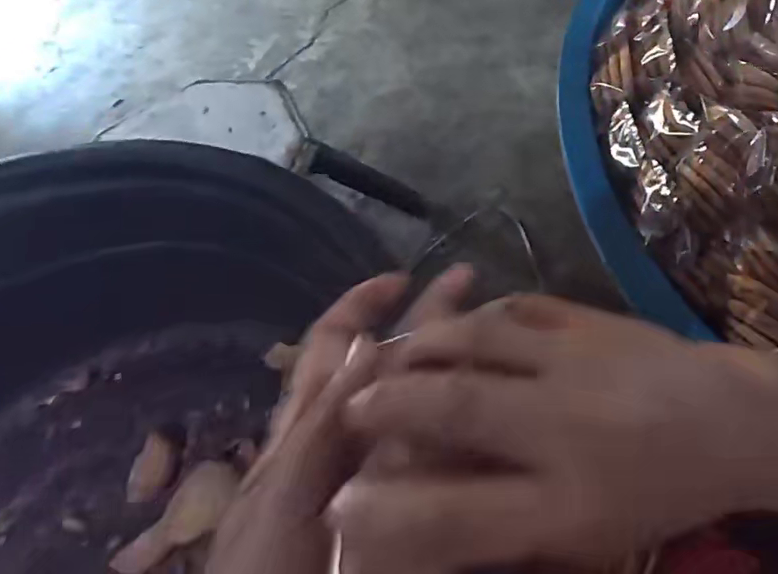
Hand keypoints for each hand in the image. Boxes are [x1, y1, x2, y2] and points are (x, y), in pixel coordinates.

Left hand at [206, 266, 473, 573]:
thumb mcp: (283, 497)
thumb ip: (324, 423)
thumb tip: (368, 340)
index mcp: (306, 428)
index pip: (333, 344)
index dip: (361, 303)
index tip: (403, 278)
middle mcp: (344, 439)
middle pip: (386, 358)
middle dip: (425, 314)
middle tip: (469, 280)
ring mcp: (376, 468)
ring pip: (417, 395)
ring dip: (450, 356)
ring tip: (494, 330)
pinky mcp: (401, 497)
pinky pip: (438, 441)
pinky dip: (460, 410)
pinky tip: (492, 402)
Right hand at [329, 295, 777, 572]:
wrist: (728, 420)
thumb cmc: (656, 491)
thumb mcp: (584, 535)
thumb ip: (506, 525)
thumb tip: (426, 510)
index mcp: (562, 506)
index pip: (450, 516)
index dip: (382, 513)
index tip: (340, 503)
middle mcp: (563, 427)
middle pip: (454, 407)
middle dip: (388, 405)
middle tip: (351, 405)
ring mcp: (578, 360)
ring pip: (481, 340)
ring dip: (426, 345)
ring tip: (395, 353)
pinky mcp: (594, 318)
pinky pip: (522, 307)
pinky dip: (483, 314)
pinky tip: (467, 321)